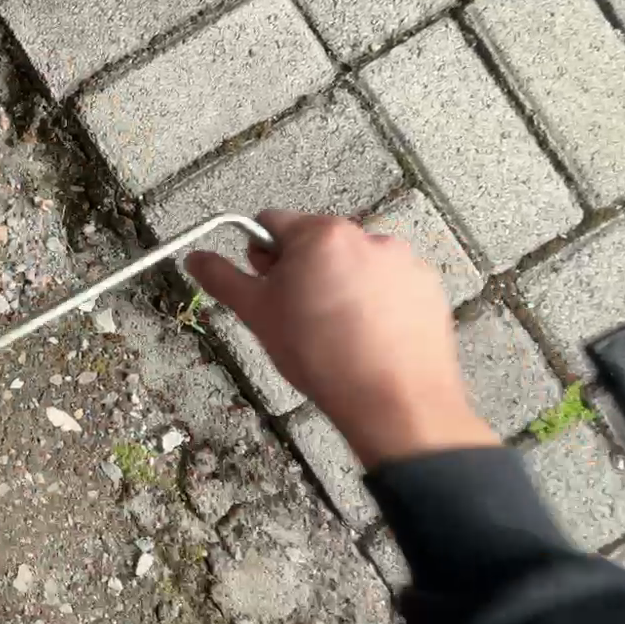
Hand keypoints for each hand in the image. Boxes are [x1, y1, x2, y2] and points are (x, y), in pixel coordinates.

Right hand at [184, 210, 497, 467]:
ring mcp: (404, 262)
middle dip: (296, 268)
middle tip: (291, 309)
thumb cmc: (318, 351)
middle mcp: (367, 238)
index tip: (264, 285)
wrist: (392, 401)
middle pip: (312, 240)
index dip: (257, 254)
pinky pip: (384, 281)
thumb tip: (196, 258)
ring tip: (330, 327)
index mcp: (320, 235)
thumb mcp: (253, 311)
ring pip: (348, 262)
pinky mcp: (428, 288)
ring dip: (333, 282)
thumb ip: (220, 277)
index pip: (270, 222)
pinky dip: (368, 298)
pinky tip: (361, 332)